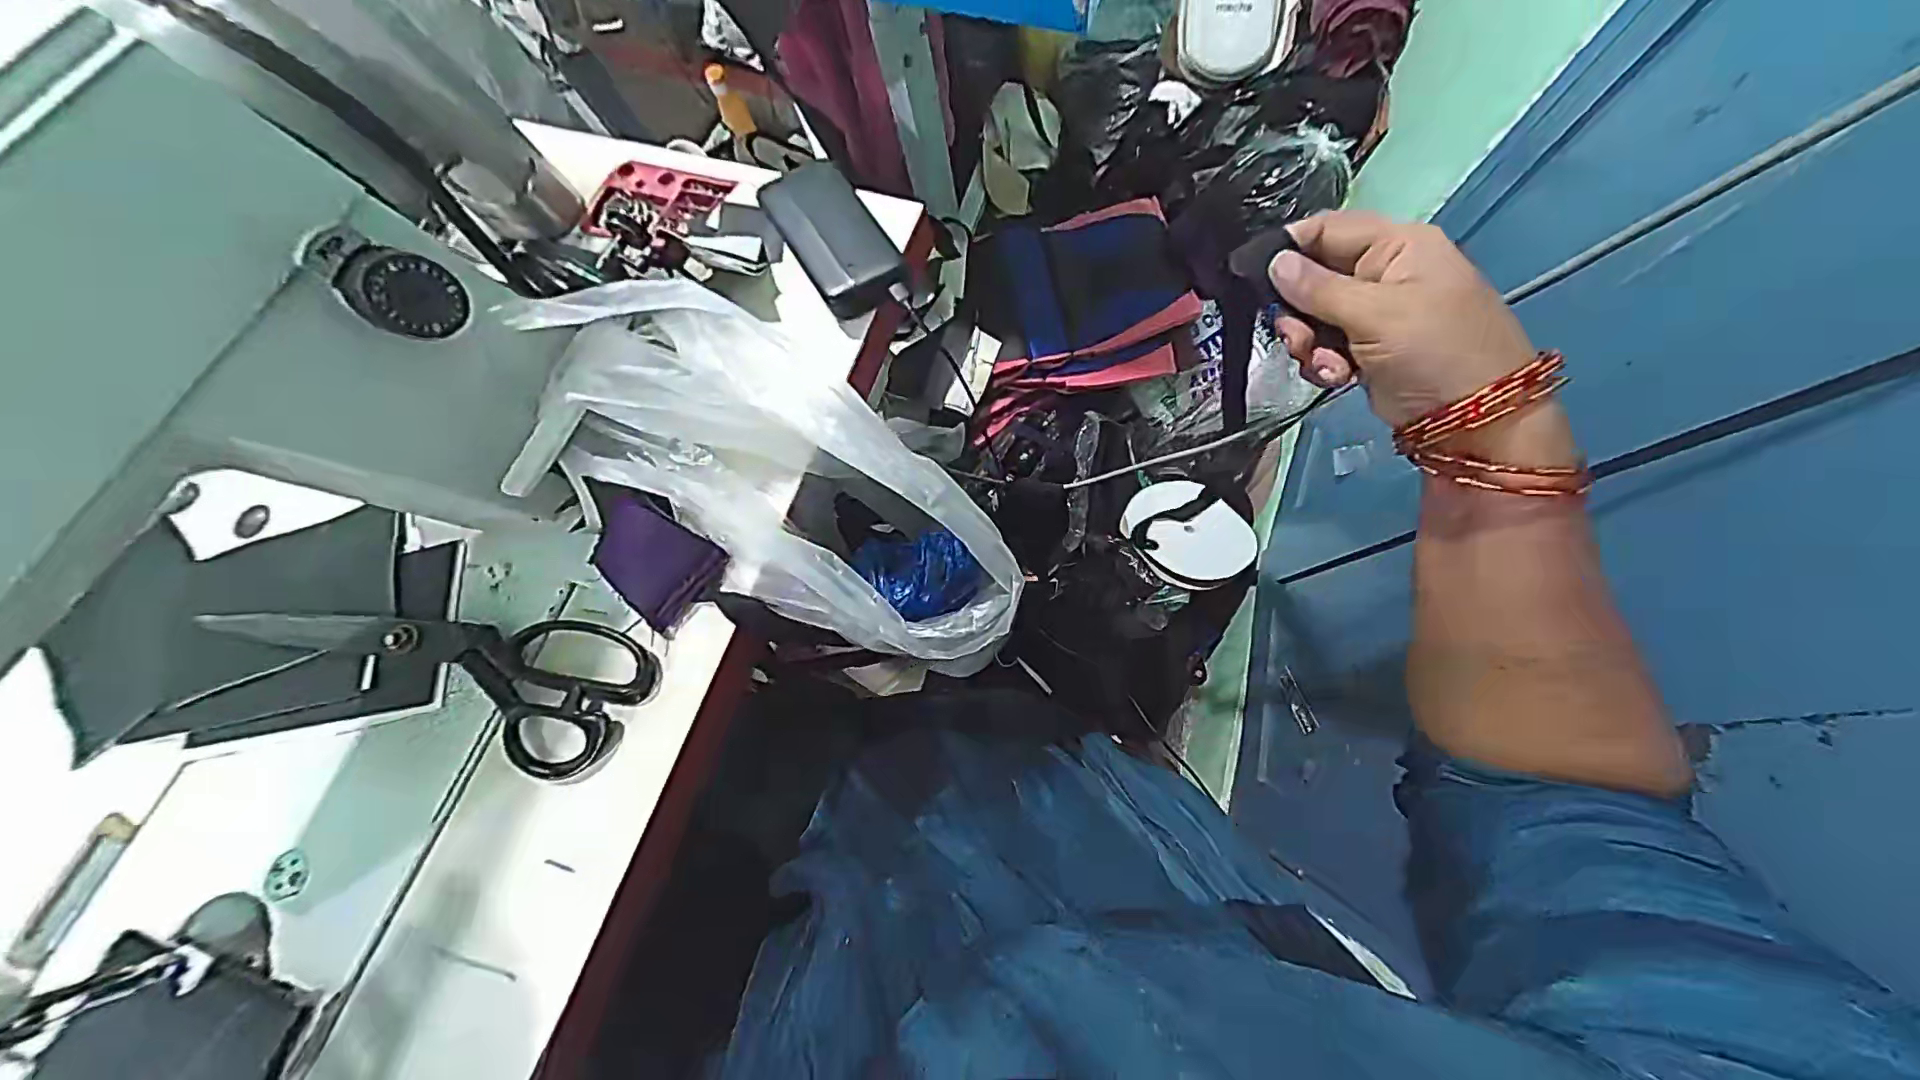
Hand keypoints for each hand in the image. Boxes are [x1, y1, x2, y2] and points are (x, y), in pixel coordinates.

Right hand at [1270, 211, 1536, 429]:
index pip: (1328, 229)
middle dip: (1296, 313)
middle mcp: (1381, 273)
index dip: (1289, 248)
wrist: (1470, 418)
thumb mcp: (1376, 314)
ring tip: (1326, 366)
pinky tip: (1336, 377)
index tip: (1257, 279)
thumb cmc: (1435, 351)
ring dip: (1307, 345)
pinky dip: (1321, 363)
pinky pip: (1322, 346)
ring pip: (1311, 318)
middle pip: (1312, 278)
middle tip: (1298, 339)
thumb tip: (1274, 262)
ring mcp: (1372, 313)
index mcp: (1396, 246)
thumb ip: (1320, 288)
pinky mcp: (1363, 347)